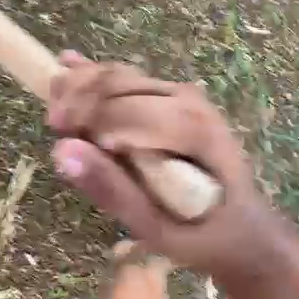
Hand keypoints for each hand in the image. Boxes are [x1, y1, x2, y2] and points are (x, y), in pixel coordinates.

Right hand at [46, 52, 287, 280]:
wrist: (245, 231)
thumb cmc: (204, 236)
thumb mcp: (157, 227)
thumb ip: (112, 189)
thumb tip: (62, 152)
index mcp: (192, 129)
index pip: (123, 108)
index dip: (84, 114)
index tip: (56, 133)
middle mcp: (190, 101)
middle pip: (119, 83)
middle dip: (79, 96)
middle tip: (52, 123)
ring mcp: (184, 96)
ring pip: (122, 76)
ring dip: (83, 84)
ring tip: (54, 102)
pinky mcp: (176, 99)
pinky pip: (131, 80)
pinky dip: (98, 75)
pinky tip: (68, 62)